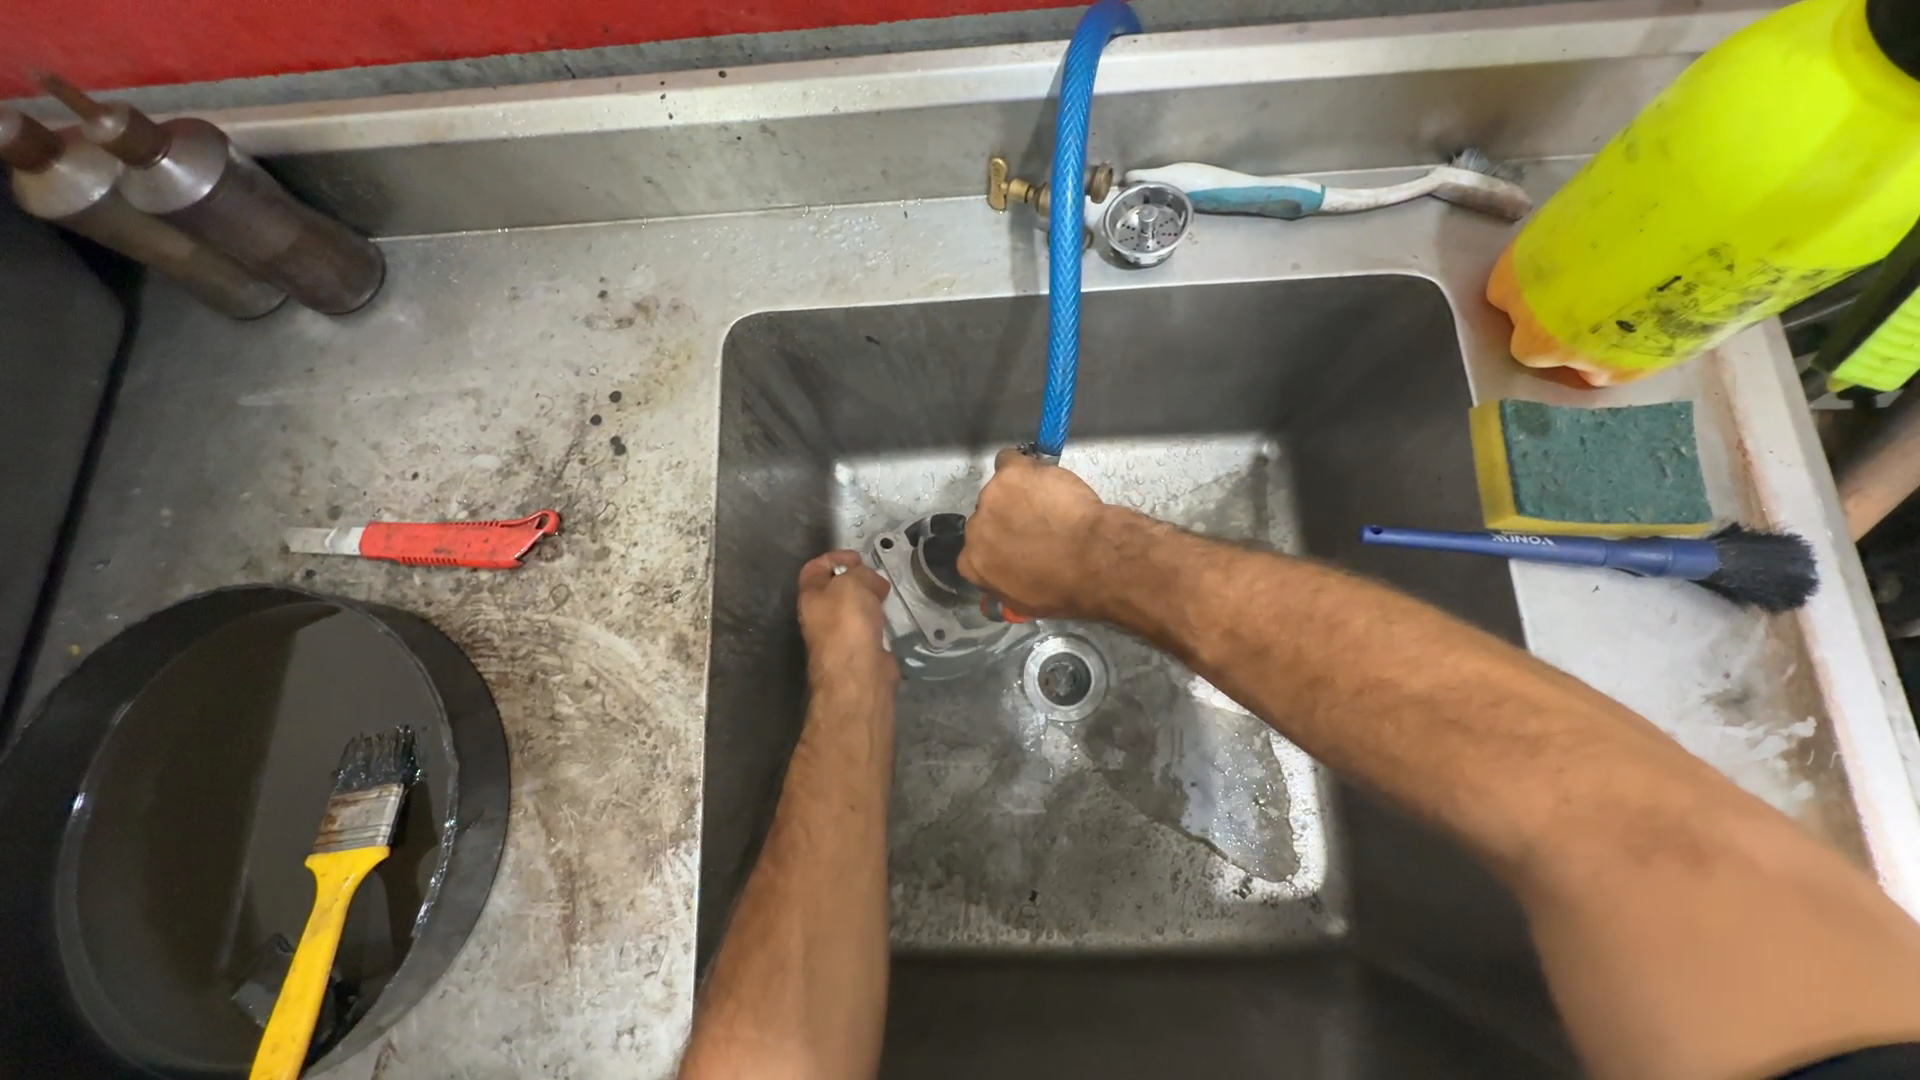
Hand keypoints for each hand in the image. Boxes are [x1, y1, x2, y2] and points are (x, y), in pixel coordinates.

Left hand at [797, 551, 897, 691]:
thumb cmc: (848, 622)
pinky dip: (878, 619)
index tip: (858, 557)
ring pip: (852, 609)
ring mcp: (838, 635)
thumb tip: (871, 583)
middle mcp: (820, 616)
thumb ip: (860, 574)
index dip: (834, 557)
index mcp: (811, 597)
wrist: (858, 673)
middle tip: (876, 578)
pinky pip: (867, 626)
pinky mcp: (858, 650)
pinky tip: (889, 618)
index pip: (815, 568)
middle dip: (856, 579)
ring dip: (869, 599)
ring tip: (885, 595)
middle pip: (835, 589)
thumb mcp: (852, 583)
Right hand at [958, 448, 1119, 618]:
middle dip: (1006, 521)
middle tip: (1037, 527)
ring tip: (1050, 504)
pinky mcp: (1013, 472)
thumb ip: (1004, 591)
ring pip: (1001, 489)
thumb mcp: (1026, 604)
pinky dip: (1023, 466)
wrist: (1093, 558)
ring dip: (1019, 495)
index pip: (974, 552)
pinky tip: (1041, 476)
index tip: (1015, 548)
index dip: (996, 547)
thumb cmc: (1064, 588)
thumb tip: (999, 594)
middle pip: (986, 517)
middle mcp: (974, 528)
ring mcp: (992, 496)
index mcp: (973, 563)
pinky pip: (1010, 461)